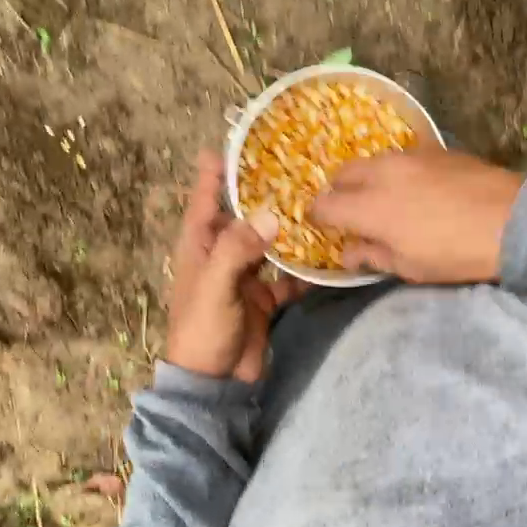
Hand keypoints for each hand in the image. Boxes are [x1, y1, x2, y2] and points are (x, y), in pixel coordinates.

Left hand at [165, 150, 305, 381]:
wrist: (213, 381)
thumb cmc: (202, 328)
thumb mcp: (216, 285)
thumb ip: (240, 249)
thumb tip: (272, 214)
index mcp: (200, 246)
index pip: (205, 199)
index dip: (215, 172)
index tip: (231, 145)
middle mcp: (223, 255)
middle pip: (243, 216)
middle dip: (264, 195)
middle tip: (293, 169)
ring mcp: (245, 276)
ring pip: (269, 244)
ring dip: (289, 230)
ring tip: (317, 205)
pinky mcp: (264, 298)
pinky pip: (287, 277)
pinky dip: (303, 269)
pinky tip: (326, 256)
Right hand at [310, 148, 525, 283]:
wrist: (513, 222)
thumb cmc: (458, 254)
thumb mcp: (412, 267)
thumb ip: (374, 256)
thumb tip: (348, 253)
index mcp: (369, 208)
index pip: (325, 207)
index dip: (317, 218)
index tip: (322, 227)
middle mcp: (382, 173)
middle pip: (342, 175)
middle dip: (338, 193)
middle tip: (350, 212)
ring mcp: (409, 156)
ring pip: (372, 162)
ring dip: (366, 178)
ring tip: (381, 198)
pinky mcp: (436, 149)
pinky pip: (402, 156)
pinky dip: (396, 171)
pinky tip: (413, 187)